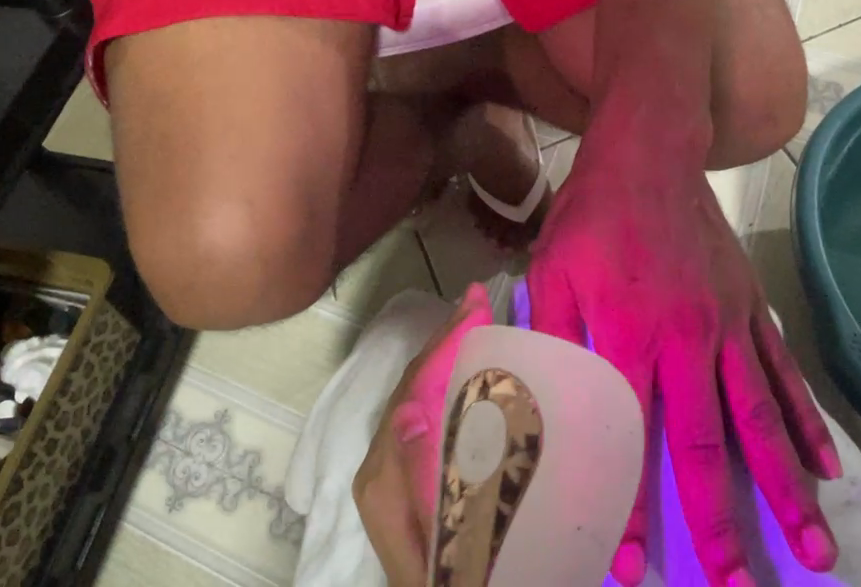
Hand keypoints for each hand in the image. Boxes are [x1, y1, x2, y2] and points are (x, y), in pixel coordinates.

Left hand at [353, 285, 493, 585]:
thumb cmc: (446, 582)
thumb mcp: (430, 551)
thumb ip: (412, 486)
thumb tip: (409, 413)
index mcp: (383, 476)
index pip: (411, 392)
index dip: (441, 346)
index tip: (473, 308)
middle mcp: (385, 464)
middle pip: (414, 387)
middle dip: (444, 341)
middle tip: (477, 301)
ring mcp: (398, 470)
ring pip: (422, 397)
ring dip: (449, 356)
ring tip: (477, 321)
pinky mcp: (416, 478)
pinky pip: (433, 417)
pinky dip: (453, 384)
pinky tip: (475, 370)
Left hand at [528, 130, 842, 586]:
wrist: (648, 152)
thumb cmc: (590, 214)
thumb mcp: (550, 271)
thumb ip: (549, 340)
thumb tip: (540, 405)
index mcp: (629, 334)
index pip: (629, 438)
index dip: (628, 506)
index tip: (630, 566)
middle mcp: (687, 339)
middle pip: (709, 446)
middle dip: (722, 525)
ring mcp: (729, 325)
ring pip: (762, 421)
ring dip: (787, 491)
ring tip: (816, 553)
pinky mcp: (752, 306)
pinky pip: (783, 374)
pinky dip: (805, 424)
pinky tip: (825, 466)